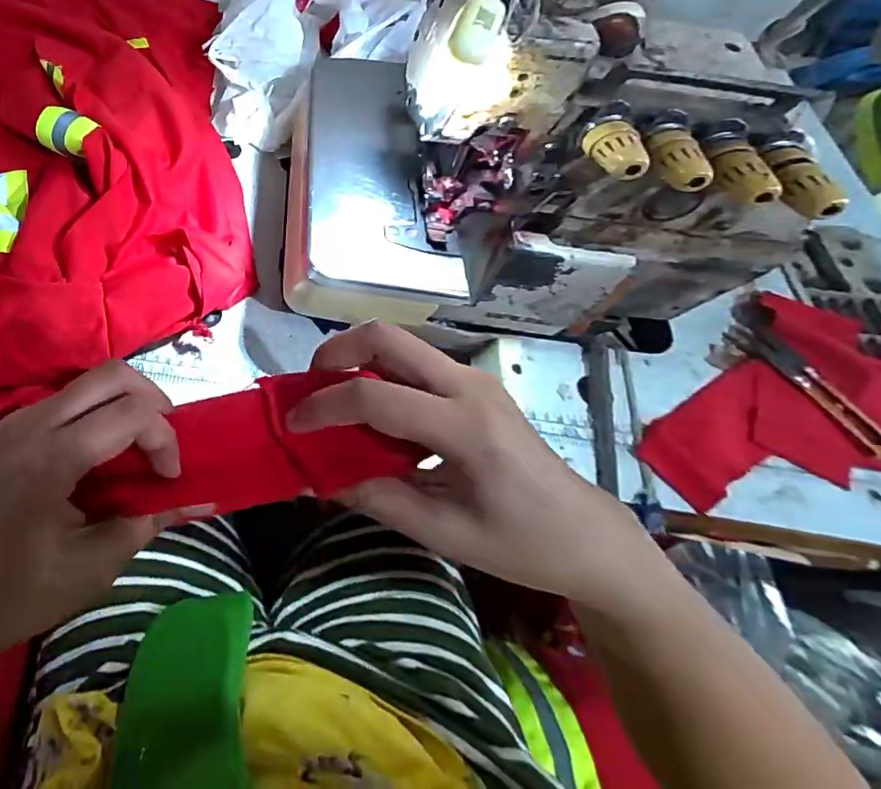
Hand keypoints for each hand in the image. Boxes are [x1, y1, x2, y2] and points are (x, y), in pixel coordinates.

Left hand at [0, 362, 208, 679]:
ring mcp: (18, 420)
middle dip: (153, 402)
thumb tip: (199, 501)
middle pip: (112, 376)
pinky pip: (71, 399)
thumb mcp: (92, 568)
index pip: (130, 414)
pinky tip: (107, 454)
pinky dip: (103, 413)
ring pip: (92, 382)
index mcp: (49, 458)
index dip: (164, 440)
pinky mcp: (13, 427)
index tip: (170, 482)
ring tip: (141, 451)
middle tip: (165, 447)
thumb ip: (147, 523)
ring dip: (127, 404)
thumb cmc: (15, 595)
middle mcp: (32, 424)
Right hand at [288, 322, 664, 612]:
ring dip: (356, 359)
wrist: (588, 535)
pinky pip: (414, 362)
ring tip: (333, 401)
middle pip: (386, 336)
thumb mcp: (444, 534)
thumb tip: (317, 480)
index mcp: (465, 428)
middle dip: (336, 352)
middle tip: (311, 387)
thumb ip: (377, 499)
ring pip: (399, 343)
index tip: (292, 424)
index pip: (375, 397)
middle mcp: (468, 387)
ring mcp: (474, 379)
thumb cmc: (521, 543)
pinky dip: (379, 374)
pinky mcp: (474, 384)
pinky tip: (373, 415)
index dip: (324, 407)